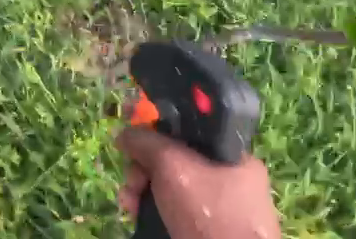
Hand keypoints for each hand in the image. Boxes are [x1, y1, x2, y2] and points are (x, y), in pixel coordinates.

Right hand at [116, 125, 280, 238]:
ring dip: (141, 188)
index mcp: (232, 155)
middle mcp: (229, 176)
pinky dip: (152, 206)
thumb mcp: (171, 164)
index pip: (184, 127)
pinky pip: (173, 205)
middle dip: (141, 167)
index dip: (152, 126)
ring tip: (130, 204)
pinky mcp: (208, 227)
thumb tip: (123, 135)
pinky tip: (138, 213)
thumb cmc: (209, 212)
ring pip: (168, 183)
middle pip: (171, 156)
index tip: (129, 135)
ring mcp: (220, 205)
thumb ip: (144, 140)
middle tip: (131, 182)